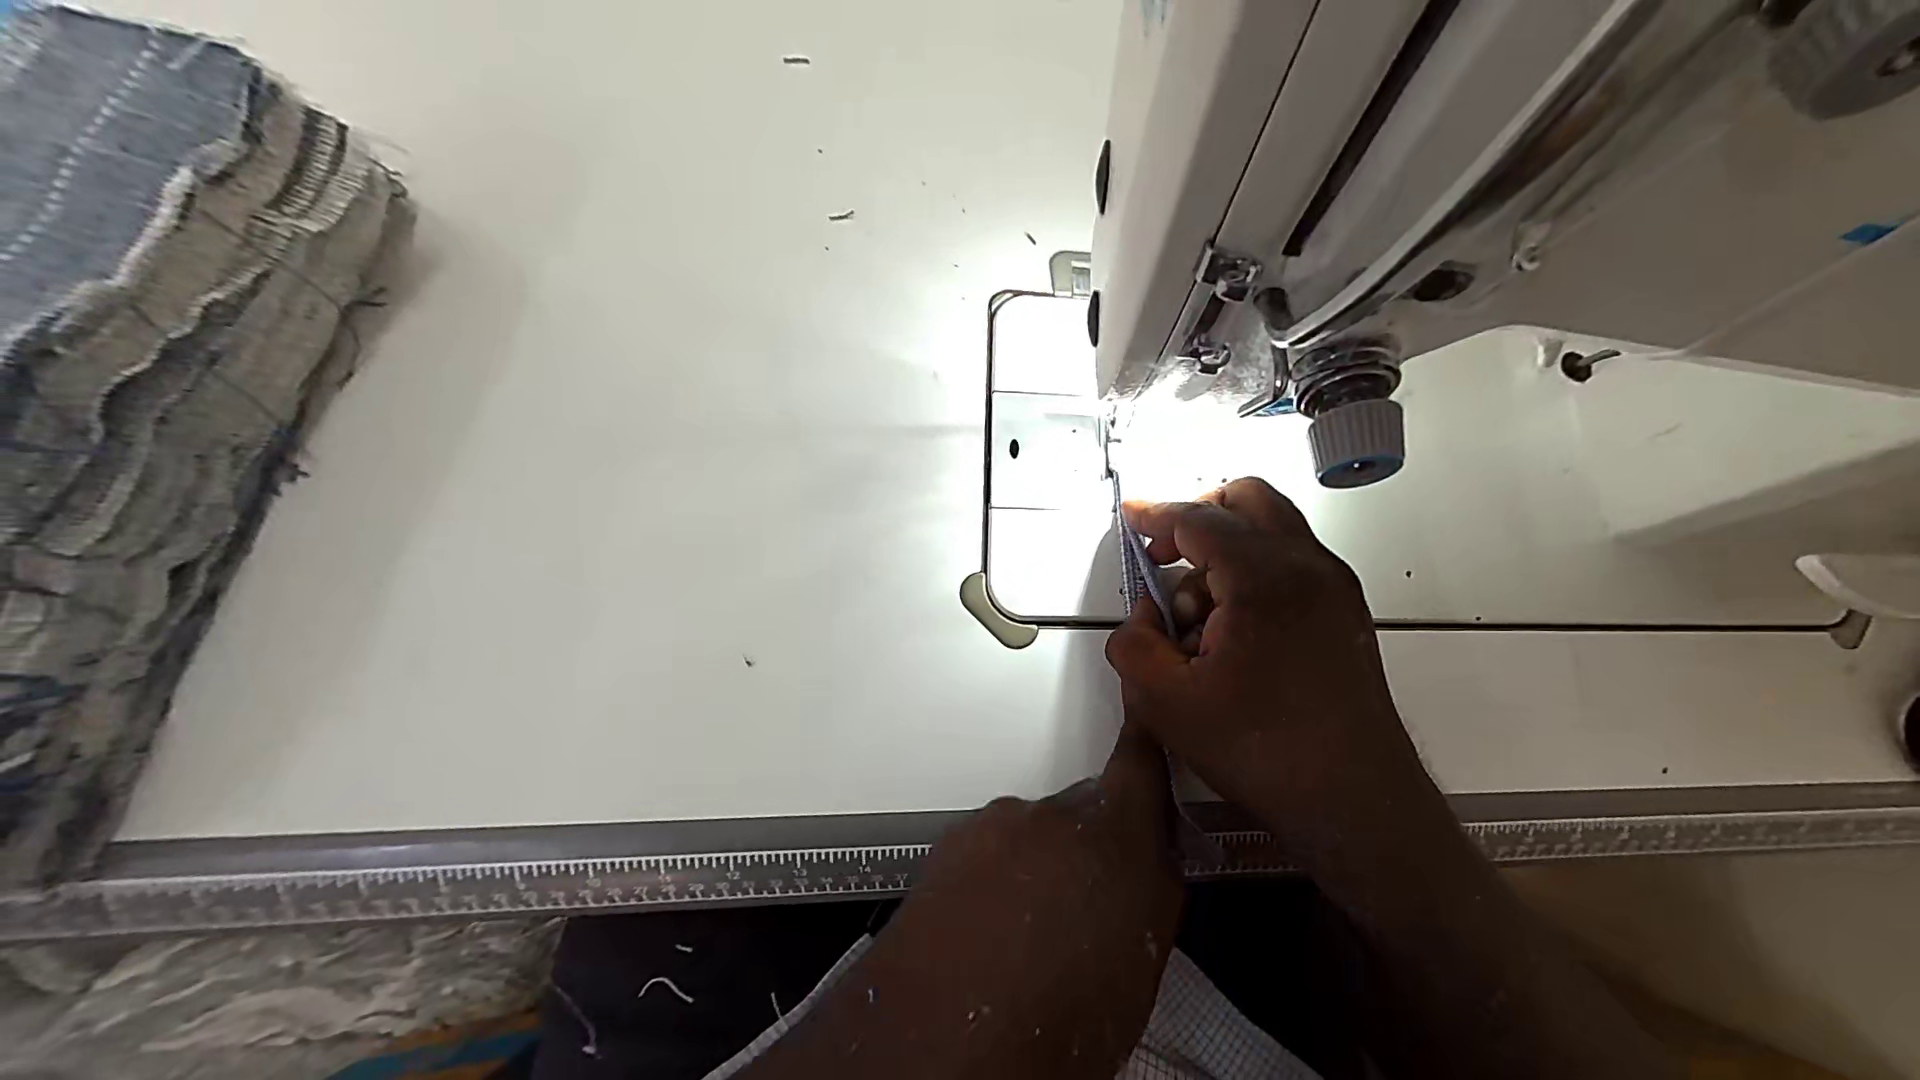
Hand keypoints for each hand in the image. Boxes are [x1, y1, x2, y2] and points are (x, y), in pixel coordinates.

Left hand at [744, 725, 1181, 1079]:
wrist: (939, 1038)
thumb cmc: (1060, 1020)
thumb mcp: (1136, 968)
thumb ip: (1146, 896)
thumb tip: (1149, 866)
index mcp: (1114, 840)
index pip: (1138, 765)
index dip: (1144, 742)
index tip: (1145, 718)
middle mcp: (1053, 816)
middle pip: (1084, 812)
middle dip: (1091, 846)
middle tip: (1084, 907)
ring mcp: (997, 823)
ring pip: (1035, 833)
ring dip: (1041, 864)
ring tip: (1028, 929)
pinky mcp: (953, 839)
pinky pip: (992, 847)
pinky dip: (998, 874)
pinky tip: (987, 925)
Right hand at [1105, 477, 1440, 867]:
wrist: (1355, 804)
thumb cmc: (1265, 754)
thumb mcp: (1166, 703)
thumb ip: (1133, 644)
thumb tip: (1142, 618)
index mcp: (1266, 580)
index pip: (1200, 520)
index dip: (1156, 515)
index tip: (1132, 517)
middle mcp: (1309, 570)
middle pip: (1249, 500)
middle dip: (1197, 516)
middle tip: (1164, 551)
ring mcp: (1334, 589)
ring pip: (1270, 529)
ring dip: (1223, 548)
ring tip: (1194, 611)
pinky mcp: (1343, 613)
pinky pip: (1288, 562)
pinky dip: (1250, 570)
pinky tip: (1226, 628)